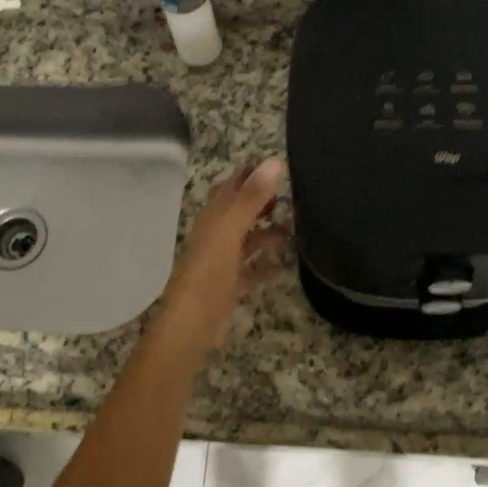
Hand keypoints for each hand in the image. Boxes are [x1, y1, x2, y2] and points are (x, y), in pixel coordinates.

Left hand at [148, 158, 288, 355]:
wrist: (192, 324)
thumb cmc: (209, 272)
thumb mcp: (231, 230)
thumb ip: (251, 197)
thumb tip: (274, 162)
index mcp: (213, 219)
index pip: (231, 187)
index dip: (250, 173)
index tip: (276, 163)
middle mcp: (216, 236)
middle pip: (240, 212)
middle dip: (262, 201)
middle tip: (291, 194)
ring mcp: (222, 262)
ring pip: (247, 239)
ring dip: (267, 232)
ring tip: (295, 227)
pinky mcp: (230, 286)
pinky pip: (251, 270)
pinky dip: (266, 264)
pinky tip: (283, 264)